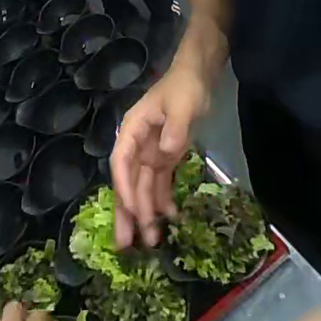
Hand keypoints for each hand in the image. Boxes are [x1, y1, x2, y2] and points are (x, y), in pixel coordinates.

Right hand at [111, 64, 210, 248]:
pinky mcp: (165, 156)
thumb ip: (174, 129)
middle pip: (128, 181)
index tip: (134, 211)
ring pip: (143, 187)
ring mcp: (150, 152)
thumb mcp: (182, 105)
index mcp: (132, 129)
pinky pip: (160, 182)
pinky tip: (170, 219)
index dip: (125, 188)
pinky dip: (163, 200)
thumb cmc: (185, 86)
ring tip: (151, 242)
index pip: (122, 163)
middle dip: (128, 212)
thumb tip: (164, 155)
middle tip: (126, 244)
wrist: (199, 75)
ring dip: (146, 213)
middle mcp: (137, 144)